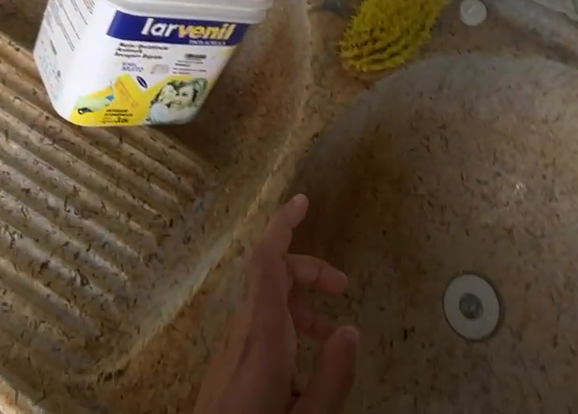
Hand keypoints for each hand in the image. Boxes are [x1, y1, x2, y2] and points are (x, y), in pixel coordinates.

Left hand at [194, 195, 358, 413]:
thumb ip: (332, 375)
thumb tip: (349, 330)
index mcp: (263, 336)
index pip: (267, 259)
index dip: (283, 224)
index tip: (303, 201)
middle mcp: (243, 331)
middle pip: (273, 274)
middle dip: (310, 268)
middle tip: (344, 287)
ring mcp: (230, 347)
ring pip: (268, 302)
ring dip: (303, 305)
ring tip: (333, 336)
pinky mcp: (227, 365)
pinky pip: (259, 327)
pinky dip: (288, 328)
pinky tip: (305, 367)